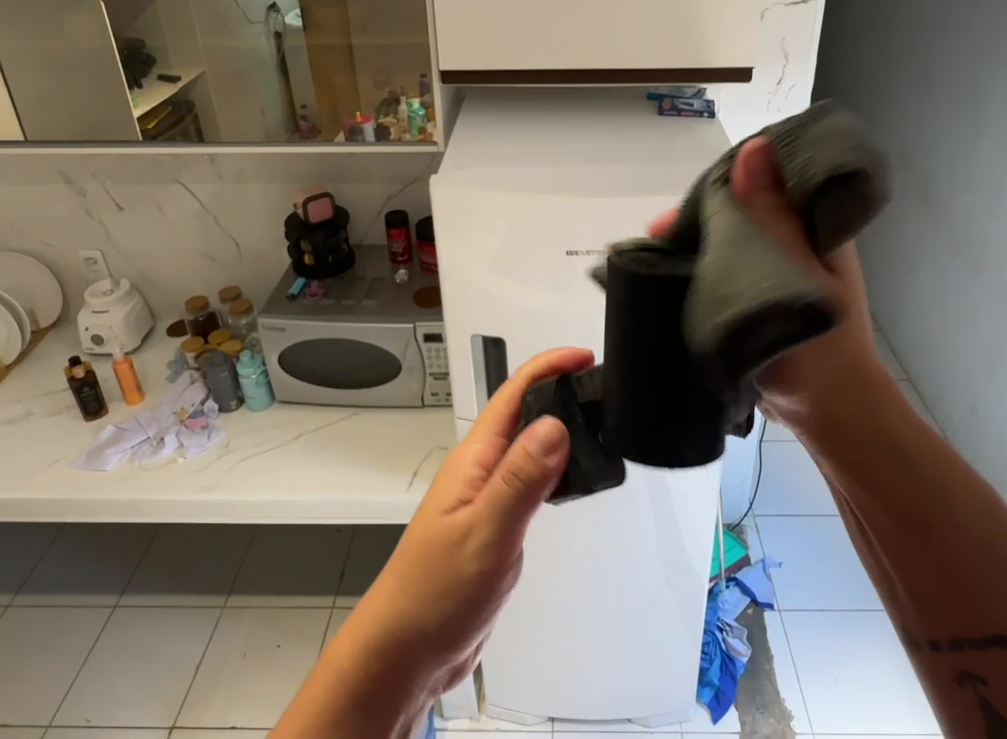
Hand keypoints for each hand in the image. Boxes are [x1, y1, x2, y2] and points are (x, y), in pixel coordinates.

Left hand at [328, 347, 585, 693]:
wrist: (406, 650)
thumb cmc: (432, 595)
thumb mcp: (484, 533)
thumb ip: (520, 480)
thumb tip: (555, 425)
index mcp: (473, 462)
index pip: (513, 396)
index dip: (548, 368)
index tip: (584, 356)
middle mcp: (479, 472)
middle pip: (522, 415)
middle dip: (558, 391)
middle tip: (599, 387)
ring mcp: (486, 498)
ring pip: (527, 449)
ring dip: (559, 431)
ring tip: (595, 426)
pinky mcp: (494, 525)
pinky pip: (529, 483)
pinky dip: (555, 471)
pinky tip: (570, 482)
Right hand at [648, 137, 888, 434]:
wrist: (830, 417)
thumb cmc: (820, 350)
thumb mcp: (794, 278)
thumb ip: (771, 219)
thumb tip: (753, 149)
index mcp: (816, 225)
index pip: (768, 180)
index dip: (723, 183)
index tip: (685, 205)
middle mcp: (797, 238)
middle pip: (743, 208)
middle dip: (700, 217)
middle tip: (658, 235)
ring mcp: (778, 267)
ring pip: (730, 238)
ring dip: (696, 243)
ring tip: (655, 255)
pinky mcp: (761, 294)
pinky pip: (726, 267)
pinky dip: (700, 268)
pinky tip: (671, 275)